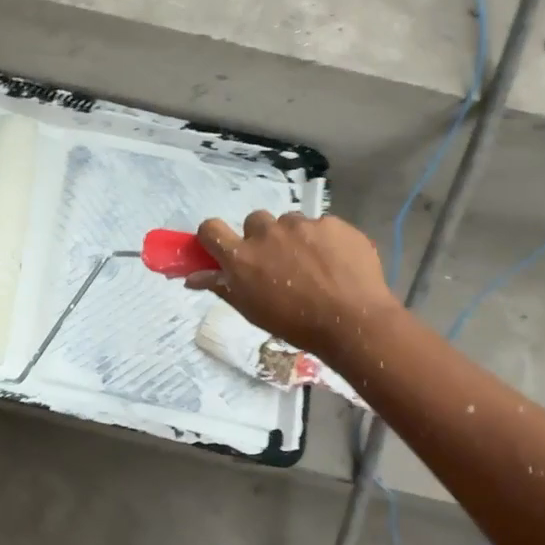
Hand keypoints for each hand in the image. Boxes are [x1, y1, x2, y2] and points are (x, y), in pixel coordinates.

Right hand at [185, 211, 399, 357]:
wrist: (353, 323)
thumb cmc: (294, 323)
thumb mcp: (250, 309)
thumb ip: (220, 286)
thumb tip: (191, 277)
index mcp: (241, 256)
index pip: (210, 228)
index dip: (215, 236)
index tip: (224, 248)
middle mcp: (266, 233)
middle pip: (255, 221)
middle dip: (262, 237)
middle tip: (277, 261)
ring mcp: (302, 225)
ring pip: (290, 222)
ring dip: (294, 237)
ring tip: (312, 263)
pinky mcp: (333, 224)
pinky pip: (322, 226)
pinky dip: (324, 240)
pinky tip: (336, 263)